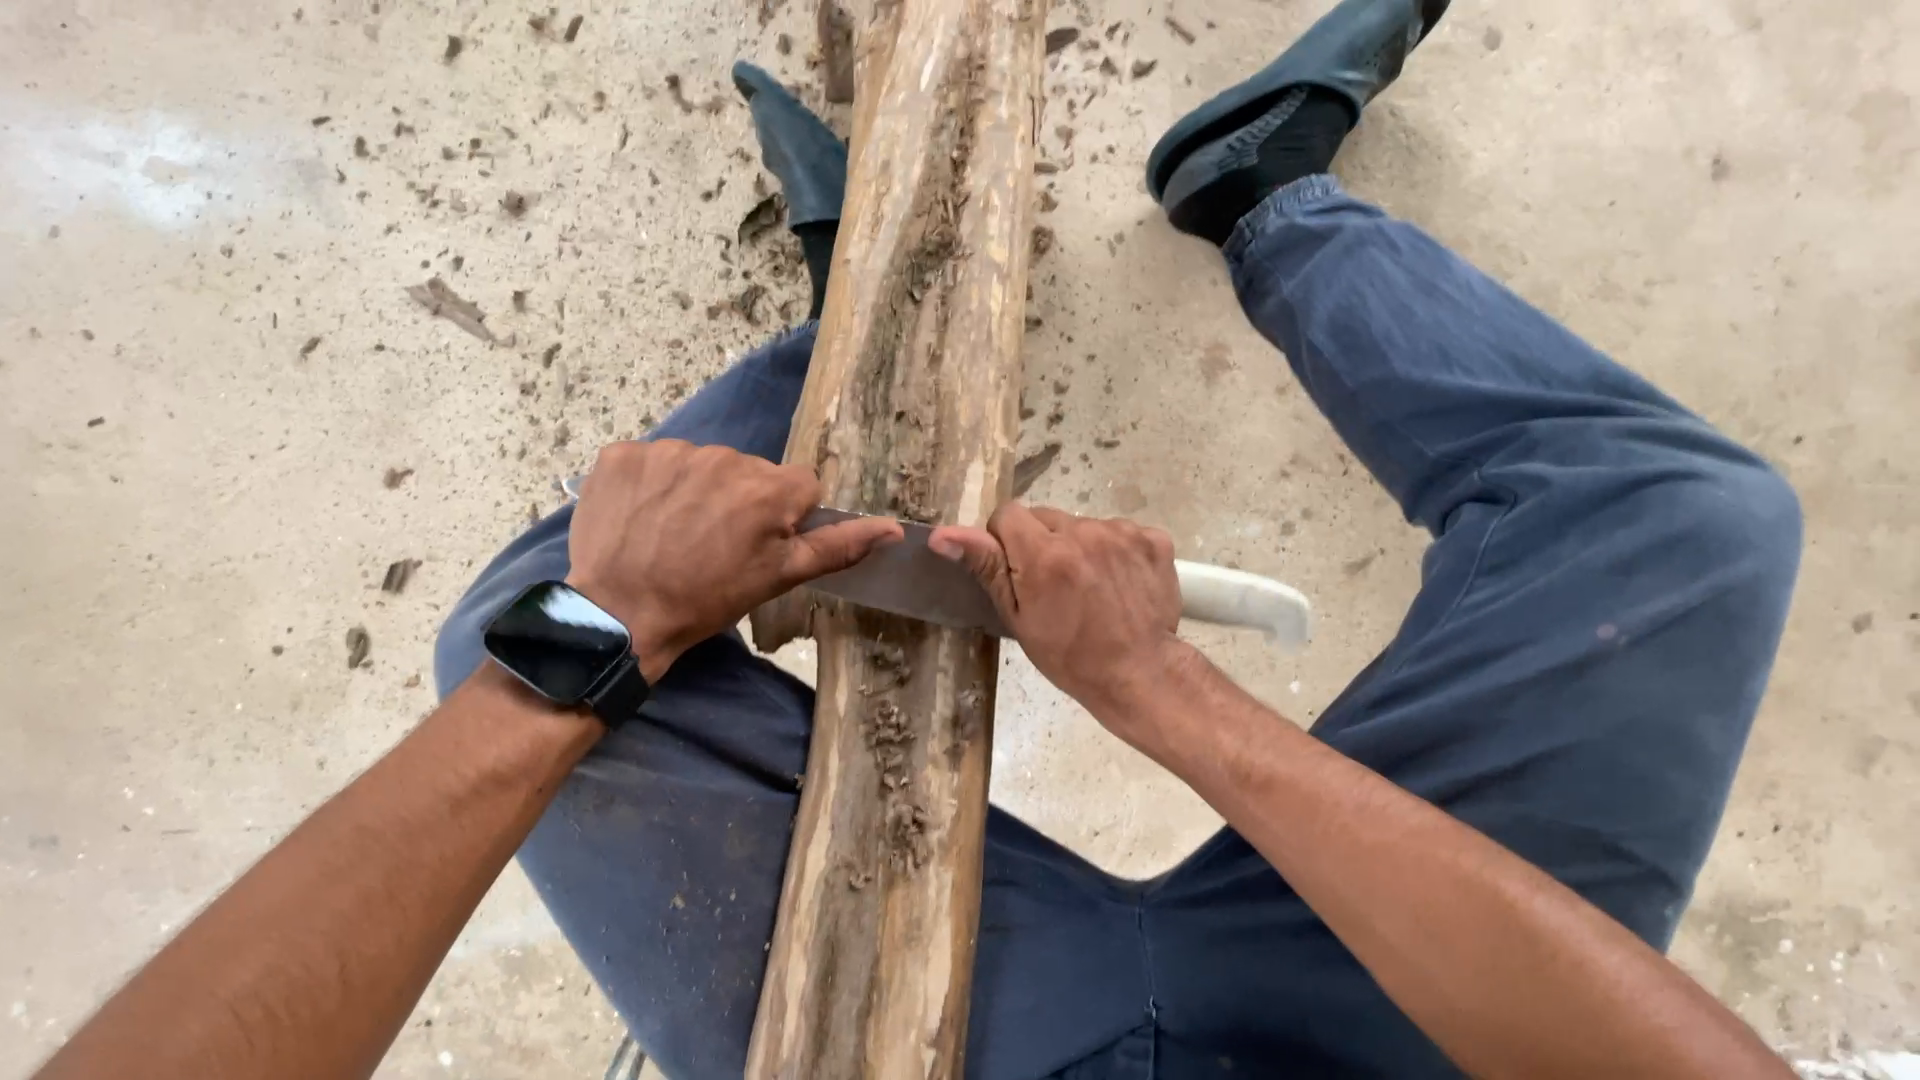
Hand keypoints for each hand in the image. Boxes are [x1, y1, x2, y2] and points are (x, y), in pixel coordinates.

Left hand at [567, 440, 901, 679]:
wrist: (619, 615)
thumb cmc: (707, 599)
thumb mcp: (779, 578)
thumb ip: (837, 546)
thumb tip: (893, 528)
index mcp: (768, 487)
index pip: (799, 486)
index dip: (784, 517)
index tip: (757, 545)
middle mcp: (723, 456)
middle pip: (750, 471)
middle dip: (741, 501)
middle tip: (713, 544)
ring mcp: (667, 451)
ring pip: (702, 463)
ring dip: (696, 490)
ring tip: (674, 532)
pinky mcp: (622, 455)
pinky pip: (652, 461)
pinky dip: (651, 484)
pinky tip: (642, 517)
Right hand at [928, 504, 1191, 741]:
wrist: (1139, 674)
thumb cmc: (1070, 656)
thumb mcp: (1017, 617)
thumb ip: (985, 566)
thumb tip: (943, 535)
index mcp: (1044, 553)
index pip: (1008, 514)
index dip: (1007, 541)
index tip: (1019, 571)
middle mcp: (1084, 533)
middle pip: (1047, 518)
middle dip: (1044, 543)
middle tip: (1055, 585)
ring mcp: (1123, 534)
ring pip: (1083, 525)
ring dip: (1080, 546)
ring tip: (1090, 587)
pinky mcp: (1153, 540)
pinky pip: (1121, 532)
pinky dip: (1116, 551)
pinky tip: (1118, 583)